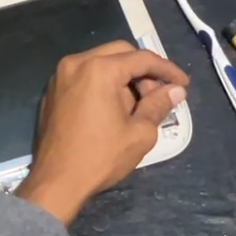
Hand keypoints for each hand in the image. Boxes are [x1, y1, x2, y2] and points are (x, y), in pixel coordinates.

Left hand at [16, 41, 189, 223]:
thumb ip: (158, 105)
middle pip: (120, 53)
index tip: (183, 84)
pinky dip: (103, 83)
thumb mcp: (139, 133)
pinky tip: (112, 108)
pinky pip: (84, 75)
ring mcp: (60, 76)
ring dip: (123, 77)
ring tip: (136, 106)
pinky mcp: (52, 91)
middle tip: (157, 95)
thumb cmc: (100, 157)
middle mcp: (76, 63)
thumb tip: (176, 90)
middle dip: (143, 70)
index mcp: (99, 70)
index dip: (167, 70)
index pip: (142, 59)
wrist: (56, 182)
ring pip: (101, 62)